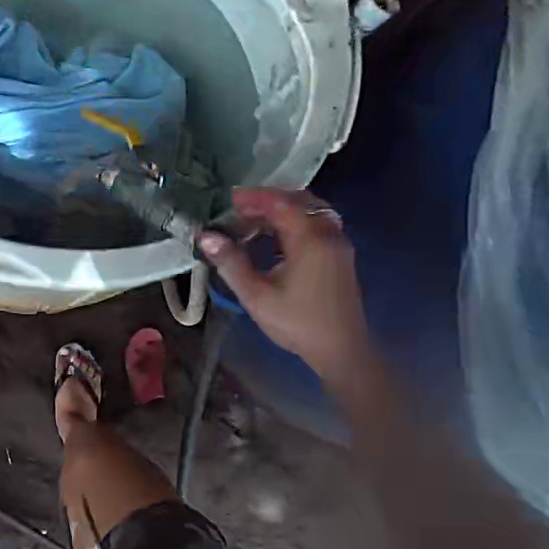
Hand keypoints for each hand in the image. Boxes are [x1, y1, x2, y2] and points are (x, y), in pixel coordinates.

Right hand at [199, 188, 375, 385]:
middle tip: (238, 209)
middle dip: (268, 200)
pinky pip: (316, 224)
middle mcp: (329, 234)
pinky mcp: (339, 255)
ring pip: (310, 211)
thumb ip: (231, 262)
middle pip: (299, 201)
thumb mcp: (256, 295)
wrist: (341, 350)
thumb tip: (206, 236)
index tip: (228, 199)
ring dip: (281, 210)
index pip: (281, 203)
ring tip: (251, 221)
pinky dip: (294, 221)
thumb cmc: (297, 323)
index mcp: (310, 240)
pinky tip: (273, 237)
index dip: (254, 198)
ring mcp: (338, 244)